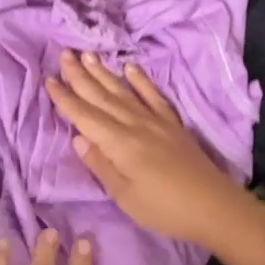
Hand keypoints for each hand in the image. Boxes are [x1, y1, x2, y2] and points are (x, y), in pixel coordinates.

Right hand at [46, 51, 264, 249]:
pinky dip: (141, 81)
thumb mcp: (125, 196)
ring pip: (123, 91)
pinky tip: (130, 69)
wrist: (215, 207)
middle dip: (80, 76)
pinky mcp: (172, 124)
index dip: (65, 98)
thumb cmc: (164, 209)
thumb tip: (77, 137)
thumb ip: (100, 165)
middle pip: (102, 96)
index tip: (48, 80)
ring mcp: (156, 121)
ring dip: (104, 73)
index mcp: (119, 143)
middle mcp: (135, 124)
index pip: (84, 116)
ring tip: (88, 55)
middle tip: (64, 54)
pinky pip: (153, 96)